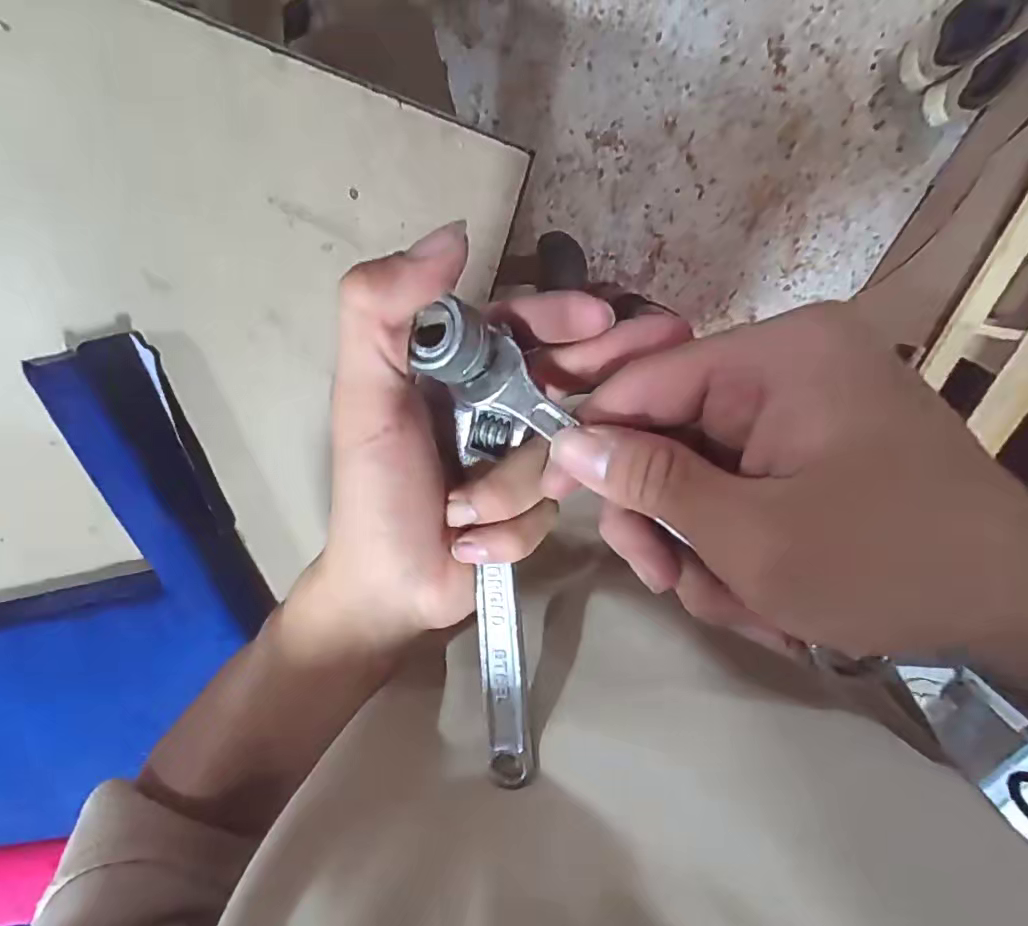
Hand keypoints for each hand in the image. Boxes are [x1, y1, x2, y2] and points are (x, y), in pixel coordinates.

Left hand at [303, 221, 690, 652]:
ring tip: (461, 516)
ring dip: (507, 491)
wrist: (386, 588)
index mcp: (452, 374)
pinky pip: (547, 509)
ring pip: (557, 456)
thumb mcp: (362, 397)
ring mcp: (512, 460)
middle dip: (603, 372)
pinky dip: (507, 529)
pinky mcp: (526, 511)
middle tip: (665, 350)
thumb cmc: (373, 491)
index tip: (602, 319)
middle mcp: (488, 408)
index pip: (518, 326)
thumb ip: (378, 312)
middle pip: (562, 376)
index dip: (561, 317)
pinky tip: (470, 544)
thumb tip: (451, 236)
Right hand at [539, 301, 1027, 661]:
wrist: (1025, 616)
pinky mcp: (806, 452)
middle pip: (663, 434)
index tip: (555, 498)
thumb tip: (566, 442)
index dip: (589, 440)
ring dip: (696, 547)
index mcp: (778, 357)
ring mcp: (798, 412)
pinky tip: (761, 592)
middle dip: (659, 517)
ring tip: (736, 600)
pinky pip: (729, 492)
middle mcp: (785, 368)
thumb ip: (649, 481)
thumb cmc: (887, 566)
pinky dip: (730, 548)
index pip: (643, 383)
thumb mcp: (748, 533)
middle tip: (665, 579)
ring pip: (690, 475)